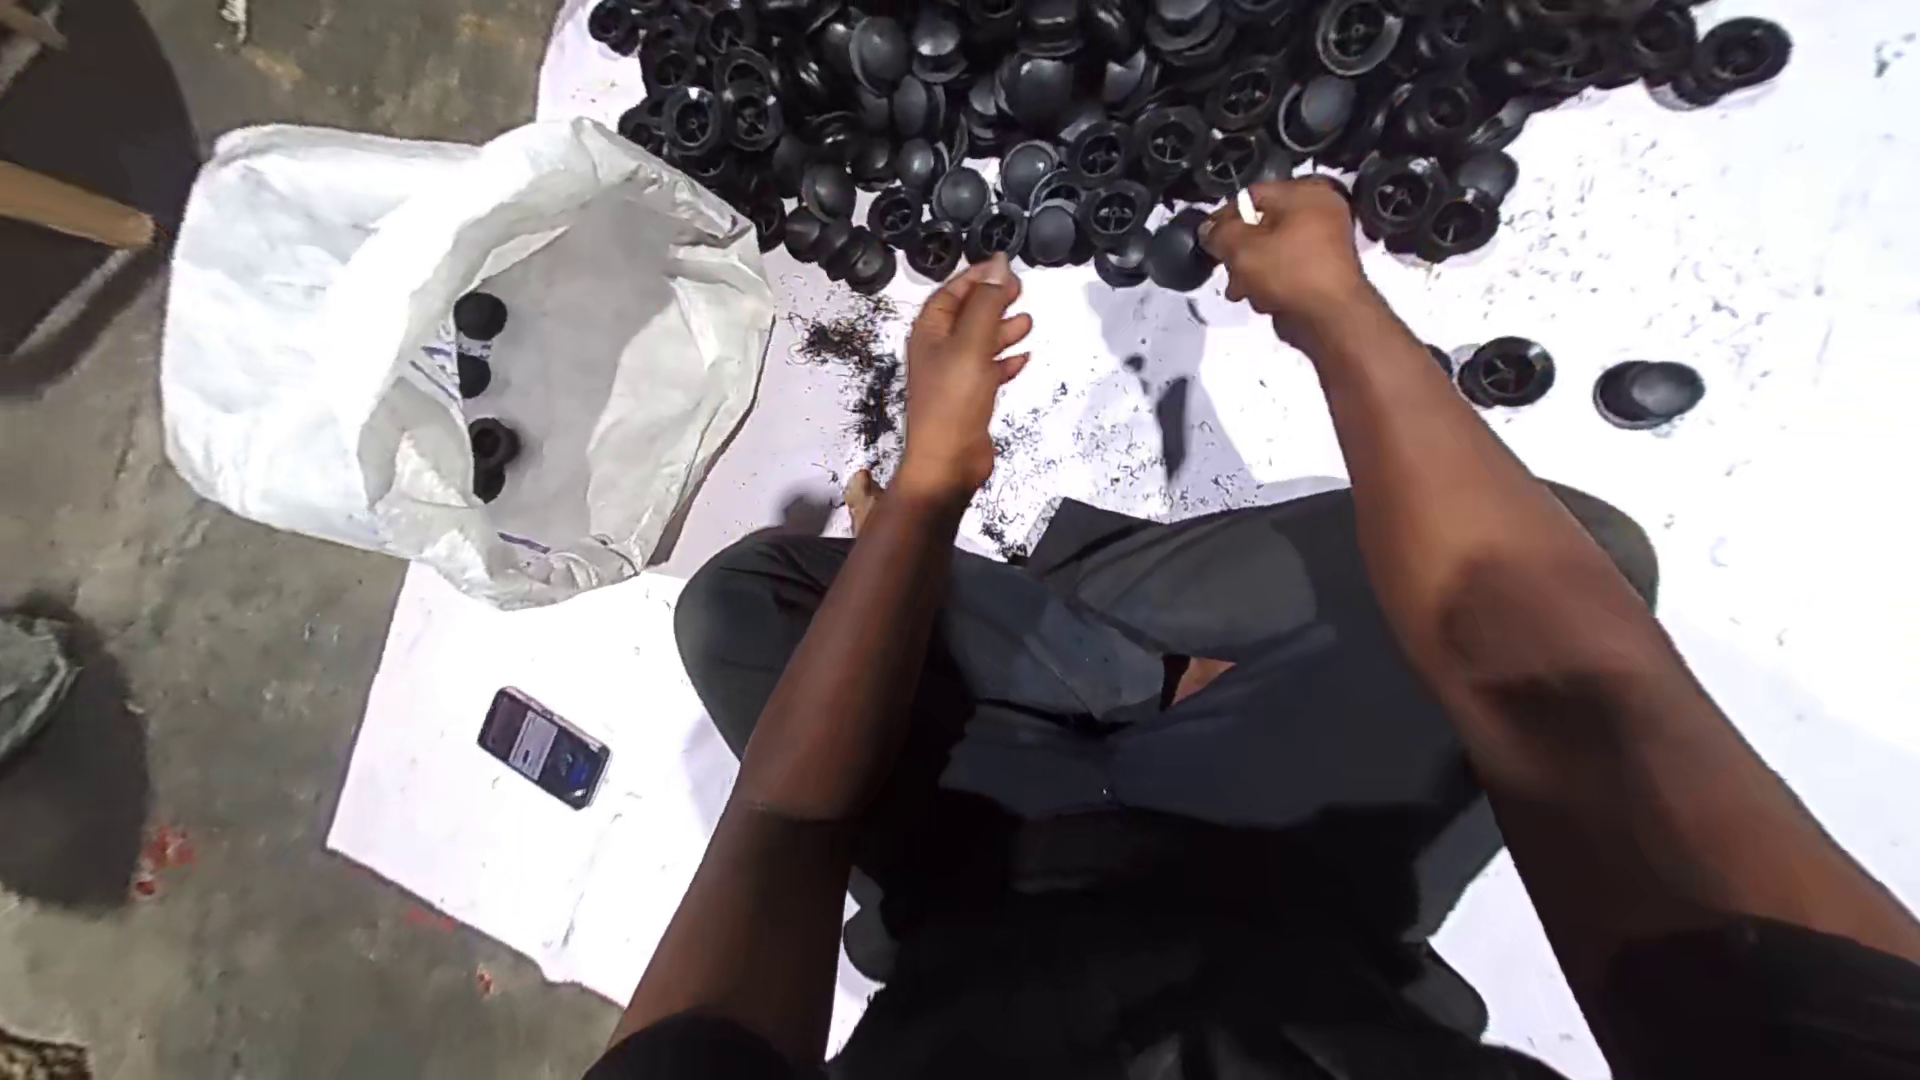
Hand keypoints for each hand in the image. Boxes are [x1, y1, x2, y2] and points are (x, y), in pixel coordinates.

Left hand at [896, 253, 1032, 502]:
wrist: (948, 462)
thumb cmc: (953, 403)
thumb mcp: (971, 345)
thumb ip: (987, 304)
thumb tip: (1000, 265)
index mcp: (930, 334)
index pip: (952, 293)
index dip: (977, 277)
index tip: (1004, 267)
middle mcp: (939, 352)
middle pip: (967, 316)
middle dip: (993, 301)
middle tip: (1020, 291)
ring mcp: (954, 377)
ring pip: (980, 344)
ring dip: (1003, 331)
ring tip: (1027, 322)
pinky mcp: (969, 400)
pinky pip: (989, 372)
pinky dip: (1005, 363)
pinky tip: (1023, 359)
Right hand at [1200, 177, 1381, 350]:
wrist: (1328, 316)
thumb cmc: (1293, 275)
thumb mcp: (1241, 249)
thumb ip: (1219, 234)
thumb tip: (1209, 229)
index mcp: (1305, 194)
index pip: (1251, 195)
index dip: (1224, 218)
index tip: (1209, 238)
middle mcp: (1319, 212)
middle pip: (1260, 225)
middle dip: (1238, 251)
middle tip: (1228, 268)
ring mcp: (1324, 241)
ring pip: (1271, 249)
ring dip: (1250, 270)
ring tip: (1244, 288)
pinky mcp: (1321, 269)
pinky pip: (1284, 268)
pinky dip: (1270, 281)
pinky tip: (1263, 296)